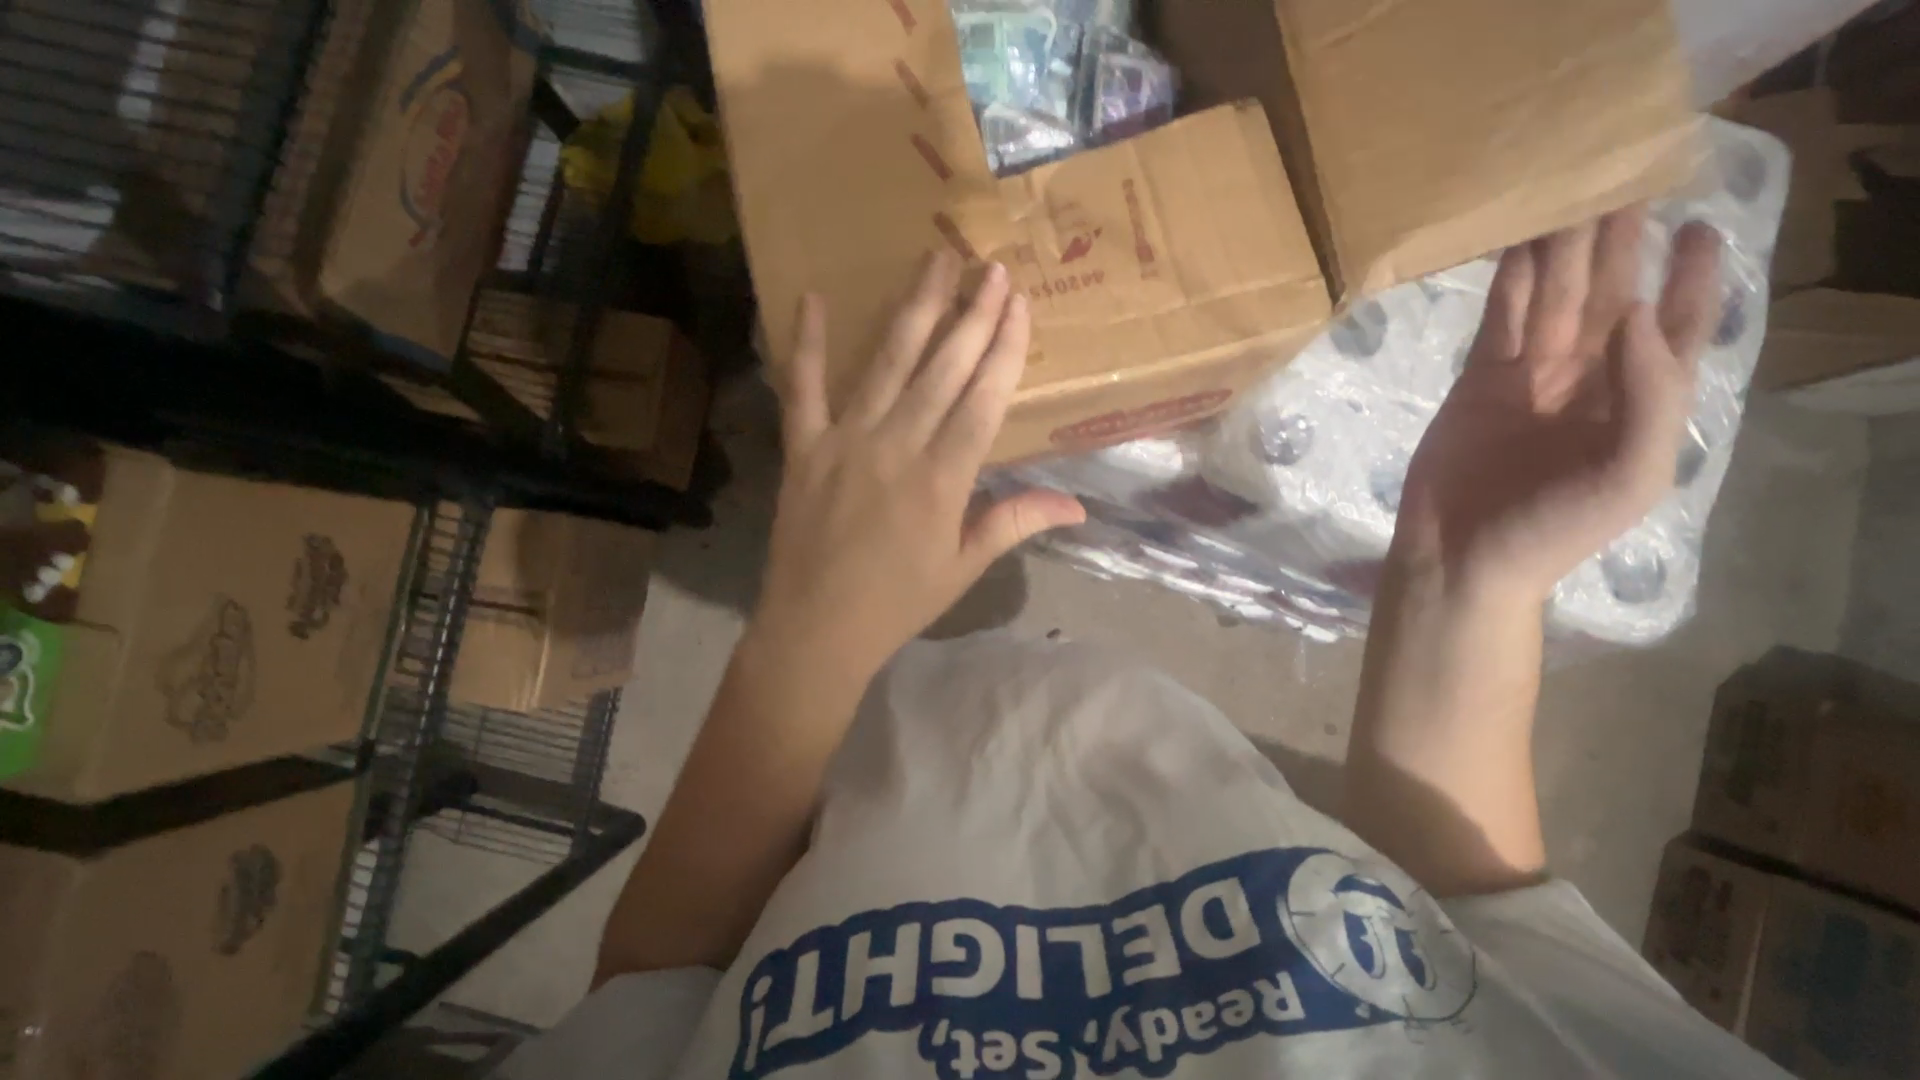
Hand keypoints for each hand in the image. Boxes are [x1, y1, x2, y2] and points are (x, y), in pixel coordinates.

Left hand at [752, 253, 1085, 676]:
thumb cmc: (898, 602)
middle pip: (942, 369)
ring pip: (886, 364)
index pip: (983, 399)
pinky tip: (811, 297)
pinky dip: (806, 343)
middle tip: (990, 266)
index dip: (1004, 347)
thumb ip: (1014, 522)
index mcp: (942, 479)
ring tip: (935, 261)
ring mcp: (846, 441)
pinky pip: (802, 388)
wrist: (817, 628)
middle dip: (972, 314)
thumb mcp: (964, 567)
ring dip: (914, 310)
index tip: (1019, 302)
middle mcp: (897, 447)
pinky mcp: (803, 448)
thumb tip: (1078, 506)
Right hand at [1393, 207, 1723, 604]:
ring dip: (1562, 249)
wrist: (1463, 557)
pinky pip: (1499, 318)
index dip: (1691, 278)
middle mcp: (1589, 377)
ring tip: (1570, 191)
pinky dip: (1508, 281)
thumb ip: (1649, 393)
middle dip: (1619, 243)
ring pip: (1552, 297)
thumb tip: (1637, 310)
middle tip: (1624, 178)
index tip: (1697, 226)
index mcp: (1638, 399)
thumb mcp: (1629, 473)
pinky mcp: (1478, 378)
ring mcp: (1530, 374)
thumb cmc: (1554, 528)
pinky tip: (1515, 242)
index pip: (1677, 326)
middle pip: (1611, 295)